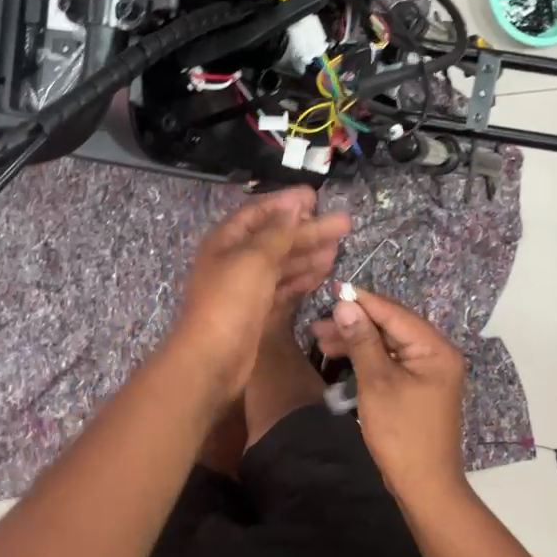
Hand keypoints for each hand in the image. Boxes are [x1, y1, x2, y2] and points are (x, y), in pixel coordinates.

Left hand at [168, 187, 349, 397]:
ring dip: (309, 254)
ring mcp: (245, 287)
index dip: (288, 202)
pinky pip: (282, 287)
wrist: (212, 359)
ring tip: (337, 249)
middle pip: (276, 237)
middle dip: (308, 230)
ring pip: (282, 263)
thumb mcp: (254, 259)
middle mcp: (235, 260)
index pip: (260, 212)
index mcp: (227, 240)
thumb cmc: (230, 302)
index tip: (317, 197)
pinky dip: (301, 278)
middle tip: (343, 224)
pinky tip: (322, 274)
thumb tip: (293, 205)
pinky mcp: (256, 311)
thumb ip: (277, 232)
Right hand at [311, 288, 465, 494]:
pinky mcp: (419, 387)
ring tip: (320, 340)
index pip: (395, 313)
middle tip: (317, 324)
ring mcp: (429, 372)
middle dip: (355, 323)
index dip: (363, 301)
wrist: (424, 484)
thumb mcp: (377, 383)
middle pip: (392, 326)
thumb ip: (362, 341)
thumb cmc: (401, 433)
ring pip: (389, 344)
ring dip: (358, 341)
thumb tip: (345, 305)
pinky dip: (368, 358)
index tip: (332, 290)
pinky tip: (341, 356)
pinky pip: (391, 362)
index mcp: (435, 348)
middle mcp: (437, 354)